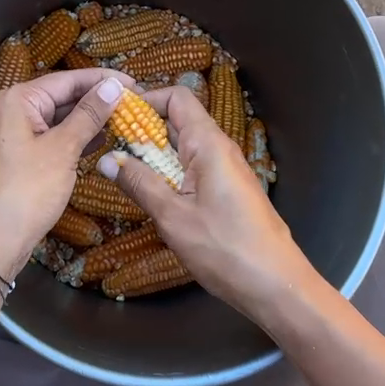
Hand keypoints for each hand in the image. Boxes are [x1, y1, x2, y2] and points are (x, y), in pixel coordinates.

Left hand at [0, 68, 130, 277]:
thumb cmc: (26, 190)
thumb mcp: (62, 149)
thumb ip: (89, 115)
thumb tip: (114, 85)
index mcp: (21, 99)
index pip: (69, 79)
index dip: (103, 80)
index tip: (135, 82)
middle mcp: (18, 109)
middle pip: (65, 96)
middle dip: (99, 99)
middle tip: (136, 102)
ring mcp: (21, 134)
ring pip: (63, 117)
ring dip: (93, 119)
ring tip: (128, 118)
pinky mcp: (28, 156)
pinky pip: (58, 137)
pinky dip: (80, 137)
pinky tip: (105, 138)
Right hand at [100, 87, 319, 322]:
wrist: (277, 287)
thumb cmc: (226, 249)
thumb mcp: (173, 216)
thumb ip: (139, 184)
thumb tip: (107, 160)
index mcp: (208, 144)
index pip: (176, 98)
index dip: (146, 99)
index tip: (116, 116)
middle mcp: (219, 148)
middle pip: (178, 120)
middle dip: (144, 129)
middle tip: (112, 146)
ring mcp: (225, 170)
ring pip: (183, 147)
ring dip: (154, 154)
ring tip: (126, 171)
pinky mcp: (227, 191)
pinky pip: (193, 168)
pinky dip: (170, 172)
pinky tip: (154, 194)